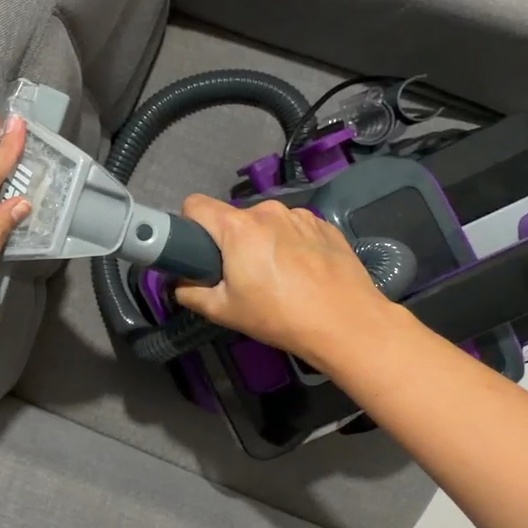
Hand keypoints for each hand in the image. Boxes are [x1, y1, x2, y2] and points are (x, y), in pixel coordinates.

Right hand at [173, 196, 395, 365]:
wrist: (346, 323)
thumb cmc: (278, 316)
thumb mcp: (222, 311)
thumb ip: (189, 293)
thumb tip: (180, 284)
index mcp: (238, 227)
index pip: (195, 205)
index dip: (189, 225)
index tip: (197, 250)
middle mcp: (268, 212)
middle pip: (232, 218)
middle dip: (228, 241)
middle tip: (238, 275)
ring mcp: (300, 215)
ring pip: (264, 223)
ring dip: (260, 241)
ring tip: (274, 275)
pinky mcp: (324, 224)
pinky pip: (292, 227)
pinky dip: (288, 243)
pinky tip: (300, 271)